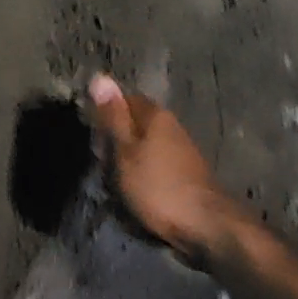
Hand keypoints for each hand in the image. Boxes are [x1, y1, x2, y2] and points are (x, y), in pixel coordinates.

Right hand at [87, 74, 237, 260]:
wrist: (203, 222)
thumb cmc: (157, 186)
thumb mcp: (125, 151)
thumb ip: (113, 117)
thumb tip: (100, 76)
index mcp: (156, 115)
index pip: (126, 99)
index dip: (106, 114)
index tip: (93, 135)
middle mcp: (172, 125)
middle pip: (136, 123)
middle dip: (118, 139)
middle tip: (103, 163)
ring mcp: (182, 148)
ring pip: (146, 144)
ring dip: (130, 159)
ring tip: (116, 180)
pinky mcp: (186, 170)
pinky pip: (157, 163)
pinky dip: (144, 172)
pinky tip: (138, 189)